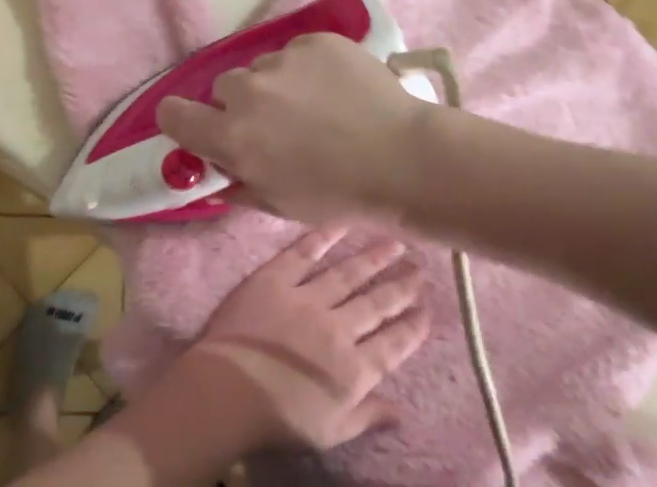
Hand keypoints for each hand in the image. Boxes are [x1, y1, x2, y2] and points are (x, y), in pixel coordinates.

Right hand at [156, 32, 442, 221]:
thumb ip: (236, 184)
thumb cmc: (340, 195)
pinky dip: (308, 69)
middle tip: (275, 125)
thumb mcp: (279, 204)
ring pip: (262, 69)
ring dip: (275, 85)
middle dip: (240, 105)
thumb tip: (214, 171)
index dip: (182, 120)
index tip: (202, 127)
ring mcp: (282, 62)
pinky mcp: (315, 42)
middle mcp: (247, 93)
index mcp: (232, 136)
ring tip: (315, 107)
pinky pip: (296, 53)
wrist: (406, 161)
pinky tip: (337, 91)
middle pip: (223, 89)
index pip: (173, 114)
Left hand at [188, 225, 428, 450]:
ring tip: (395, 243)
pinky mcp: (275, 278)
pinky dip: (325, 237)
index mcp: (354, 369)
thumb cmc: (278, 418)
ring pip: (348, 273)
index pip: (395, 344)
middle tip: (419, 268)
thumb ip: (366, 417)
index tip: (428, 309)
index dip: (413, 327)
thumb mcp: (330, 431)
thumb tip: (400, 412)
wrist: (228, 391)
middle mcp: (338, 327)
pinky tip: (344, 225)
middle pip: (377, 302)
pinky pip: (304, 252)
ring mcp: (307, 298)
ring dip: (374, 257)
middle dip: (402, 285)